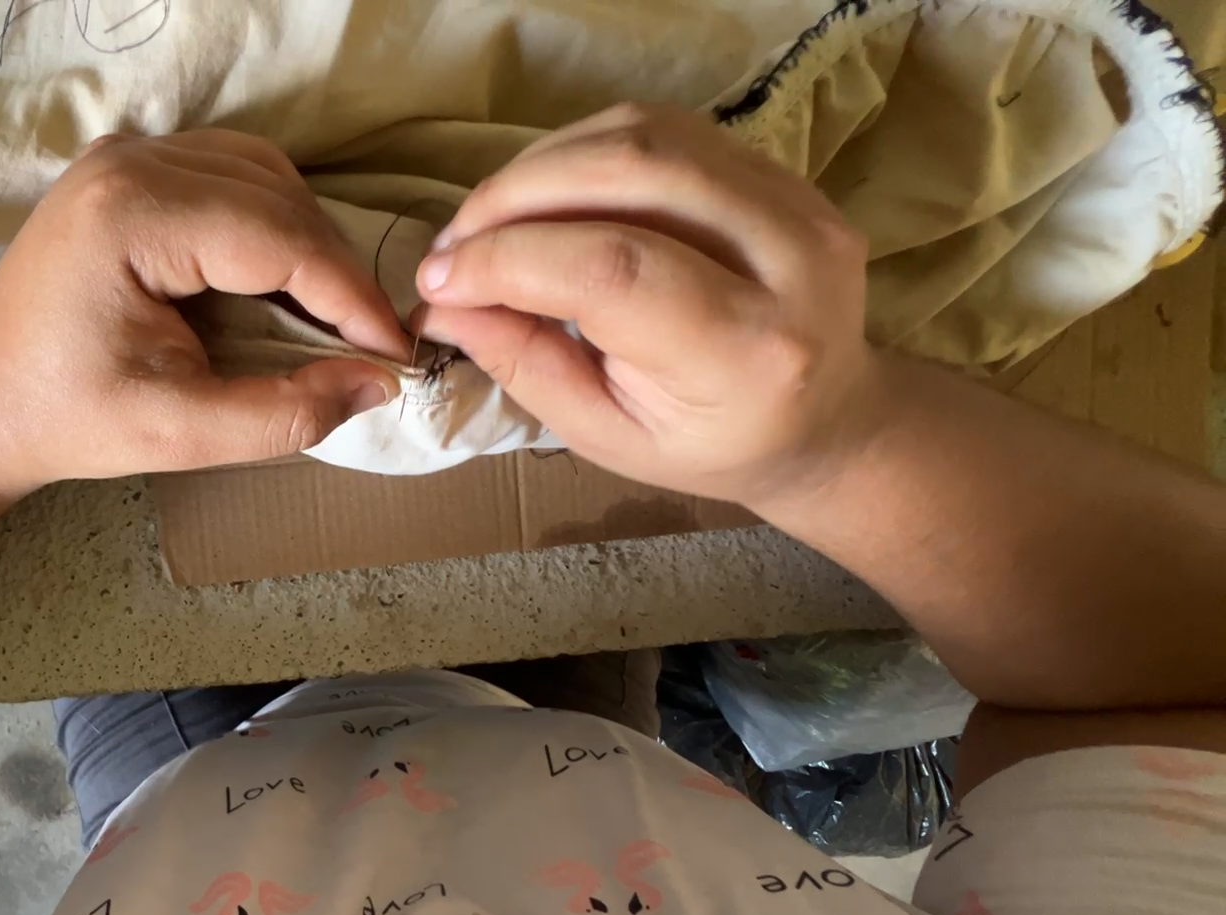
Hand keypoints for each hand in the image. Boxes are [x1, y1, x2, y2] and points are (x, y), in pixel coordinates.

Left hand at [0, 130, 406, 499]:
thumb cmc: (67, 421)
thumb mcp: (180, 435)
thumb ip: (285, 414)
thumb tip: (375, 384)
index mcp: (134, 215)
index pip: (280, 237)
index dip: (351, 296)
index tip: (395, 350)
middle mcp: (130, 163)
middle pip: (278, 196)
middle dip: (335, 271)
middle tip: (366, 342)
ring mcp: (124, 159)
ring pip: (262, 178)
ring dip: (308, 244)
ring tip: (330, 315)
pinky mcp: (125, 176)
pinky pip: (230, 179)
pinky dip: (272, 227)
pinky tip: (280, 279)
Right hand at [412, 103, 883, 507]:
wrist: (820, 418)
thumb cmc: (699, 444)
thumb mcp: (598, 431)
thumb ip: (523, 362)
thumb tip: (442, 304)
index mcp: (741, 350)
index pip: (610, 270)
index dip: (505, 261)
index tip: (436, 283)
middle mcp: (787, 255)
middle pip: (630, 174)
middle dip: (511, 199)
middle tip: (449, 245)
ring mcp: (795, 196)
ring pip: (643, 135)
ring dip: (537, 168)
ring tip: (480, 221)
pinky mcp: (778, 169)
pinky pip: (662, 129)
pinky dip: (577, 152)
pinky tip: (535, 195)